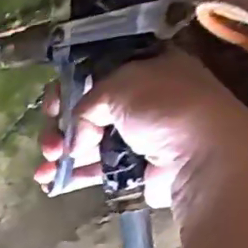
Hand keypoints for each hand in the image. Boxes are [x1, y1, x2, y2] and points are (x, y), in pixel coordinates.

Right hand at [34, 51, 247, 211]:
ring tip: (47, 165)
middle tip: (50, 143)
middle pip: (83, 110)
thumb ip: (85, 105)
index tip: (52, 107)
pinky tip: (49, 180)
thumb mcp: (119, 87)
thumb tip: (74, 139)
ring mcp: (134, 135)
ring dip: (60, 152)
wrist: (200, 156)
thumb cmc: (165, 108)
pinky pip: (92, 168)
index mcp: (143, 67)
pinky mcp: (130, 167)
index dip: (67, 87)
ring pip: (84, 142)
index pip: (94, 72)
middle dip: (59, 126)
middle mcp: (138, 99)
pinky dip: (70, 174)